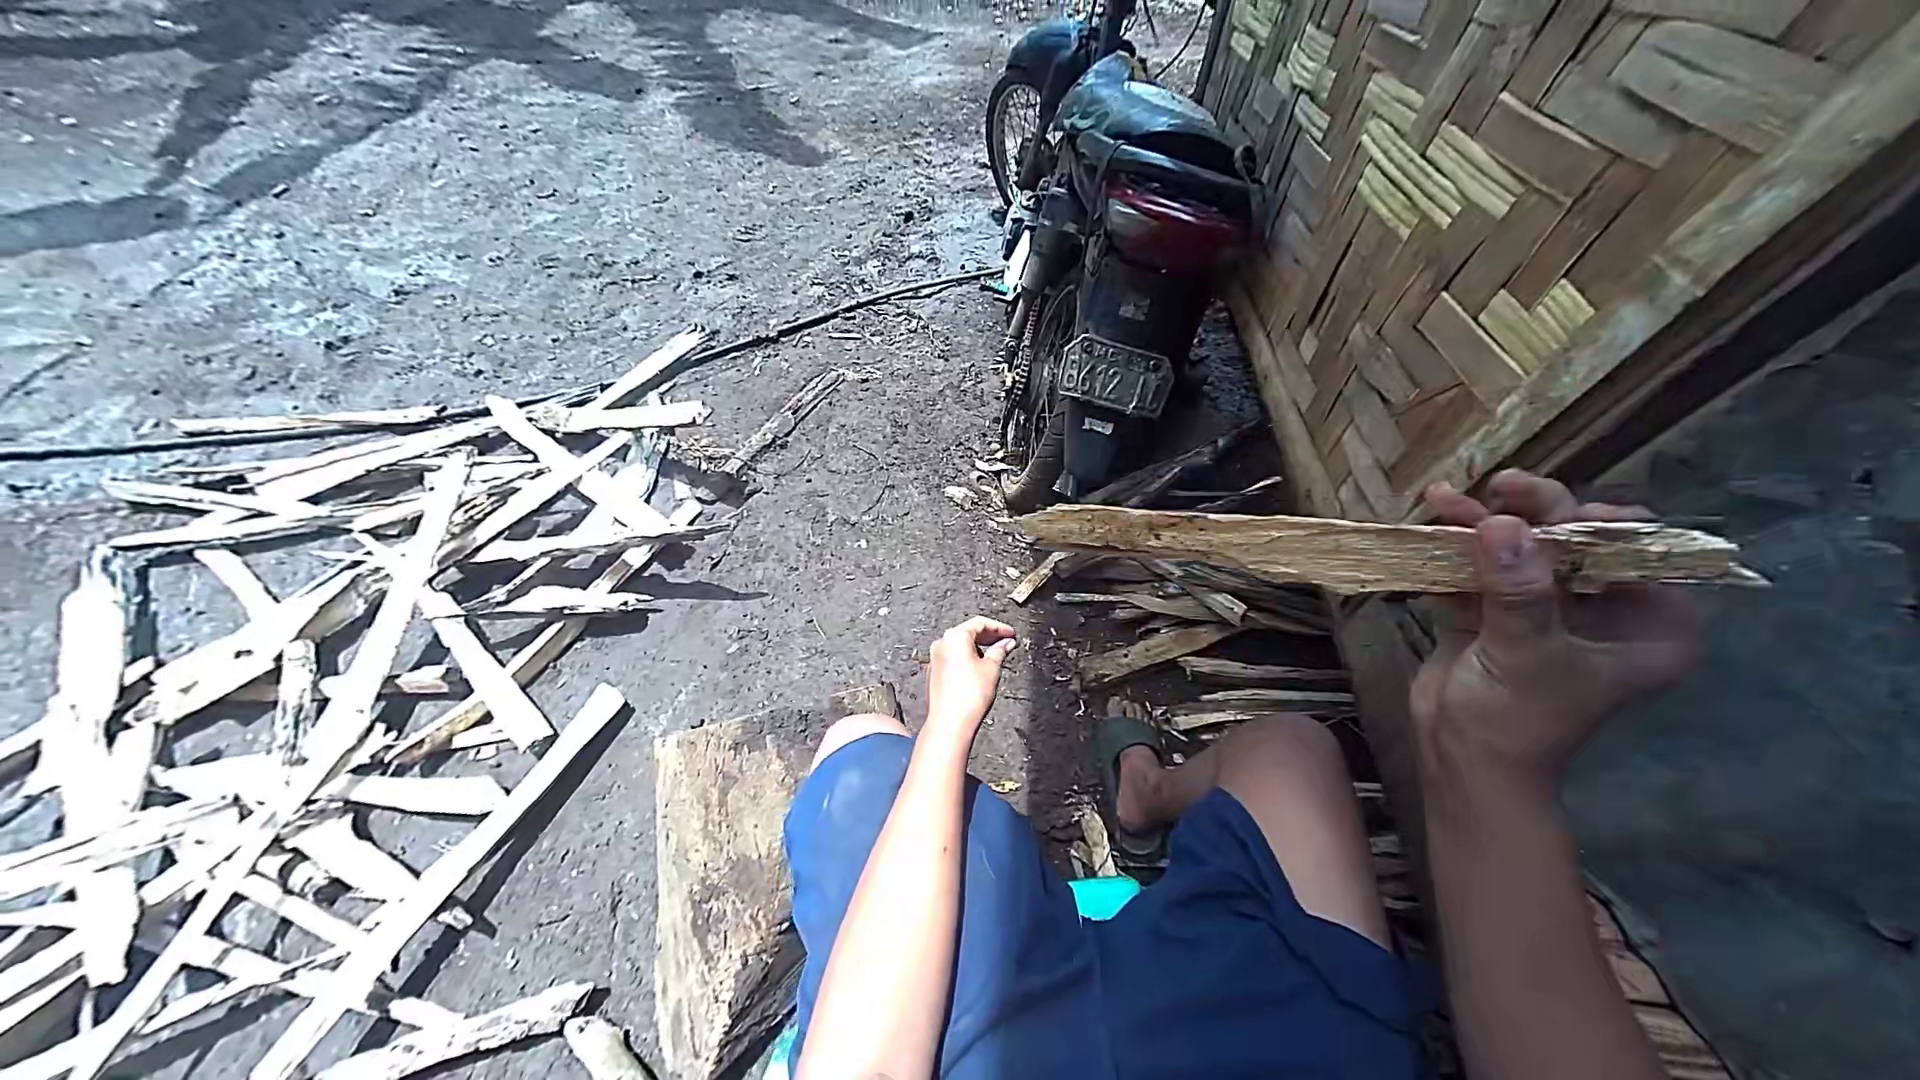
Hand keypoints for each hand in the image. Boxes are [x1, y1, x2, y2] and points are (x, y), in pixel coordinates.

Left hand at [925, 617, 1017, 737]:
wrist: (950, 722)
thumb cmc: (968, 697)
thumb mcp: (992, 668)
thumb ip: (1000, 650)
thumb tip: (1006, 643)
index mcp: (955, 637)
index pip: (980, 623)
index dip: (999, 627)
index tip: (1010, 633)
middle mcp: (942, 644)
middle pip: (968, 631)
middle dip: (989, 636)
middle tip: (1005, 641)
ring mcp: (936, 658)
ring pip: (960, 644)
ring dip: (978, 646)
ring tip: (995, 655)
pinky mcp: (935, 671)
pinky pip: (953, 657)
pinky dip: (967, 657)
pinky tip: (979, 667)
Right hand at [1411, 470, 1697, 785]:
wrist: (1459, 756)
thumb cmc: (1516, 718)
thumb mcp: (1526, 652)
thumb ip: (1518, 589)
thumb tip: (1500, 522)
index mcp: (1645, 624)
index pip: (1636, 553)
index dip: (1597, 524)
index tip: (1552, 509)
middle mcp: (1600, 610)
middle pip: (1570, 543)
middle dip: (1533, 514)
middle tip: (1500, 486)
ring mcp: (1541, 609)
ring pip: (1518, 551)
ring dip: (1482, 525)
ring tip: (1444, 497)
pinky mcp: (1492, 613)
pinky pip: (1478, 570)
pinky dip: (1453, 550)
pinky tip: (1430, 526)